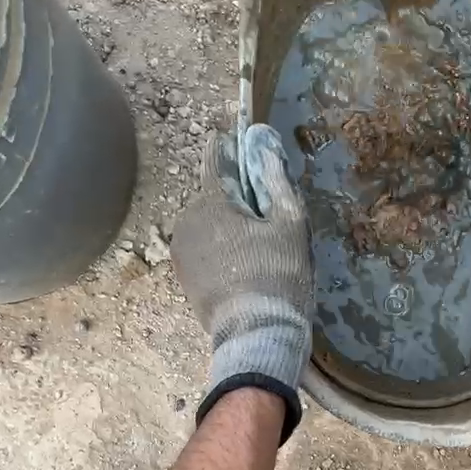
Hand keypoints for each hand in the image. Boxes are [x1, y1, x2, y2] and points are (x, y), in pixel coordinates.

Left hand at [172, 123, 313, 439]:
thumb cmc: (278, 274)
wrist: (256, 334)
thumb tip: (266, 148)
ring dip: (227, 227)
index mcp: (210, 201)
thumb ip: (277, 181)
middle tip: (265, 213)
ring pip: (208, 225)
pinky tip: (243, 266)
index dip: (229, 147)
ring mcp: (180, 252)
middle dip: (235, 198)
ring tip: (257, 246)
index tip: (235, 136)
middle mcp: (185, 220)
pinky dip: (220, 250)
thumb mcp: (290, 224)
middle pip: (214, 197)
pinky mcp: (183, 277)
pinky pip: (203, 250)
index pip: (217, 160)